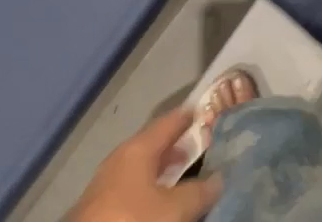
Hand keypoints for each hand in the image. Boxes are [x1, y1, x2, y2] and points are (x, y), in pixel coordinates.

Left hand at [68, 110, 223, 221]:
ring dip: (165, 167)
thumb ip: (198, 192)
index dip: (189, 116)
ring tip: (187, 171)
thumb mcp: (173, 208)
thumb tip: (219, 179)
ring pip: (144, 166)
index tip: (207, 110)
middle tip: (204, 142)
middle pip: (155, 143)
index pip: (169, 121)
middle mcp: (121, 158)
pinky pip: (135, 185)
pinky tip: (163, 198)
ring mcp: (109, 182)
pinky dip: (153, 185)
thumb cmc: (133, 219)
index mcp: (137, 148)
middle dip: (178, 143)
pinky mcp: (102, 205)